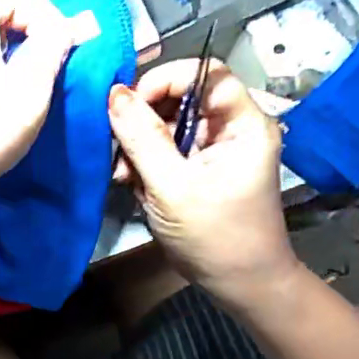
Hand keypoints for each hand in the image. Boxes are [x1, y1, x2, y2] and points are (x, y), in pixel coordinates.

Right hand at [107, 59, 300, 304]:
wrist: (240, 285)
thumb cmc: (216, 238)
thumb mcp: (172, 187)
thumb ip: (142, 138)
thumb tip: (114, 94)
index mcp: (244, 125)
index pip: (206, 74)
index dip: (166, 80)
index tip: (129, 103)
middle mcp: (232, 129)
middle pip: (182, 99)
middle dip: (144, 120)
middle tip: (118, 148)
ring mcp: (216, 150)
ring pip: (168, 125)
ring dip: (140, 146)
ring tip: (124, 175)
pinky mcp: (200, 170)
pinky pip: (167, 150)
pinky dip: (146, 163)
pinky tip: (134, 184)